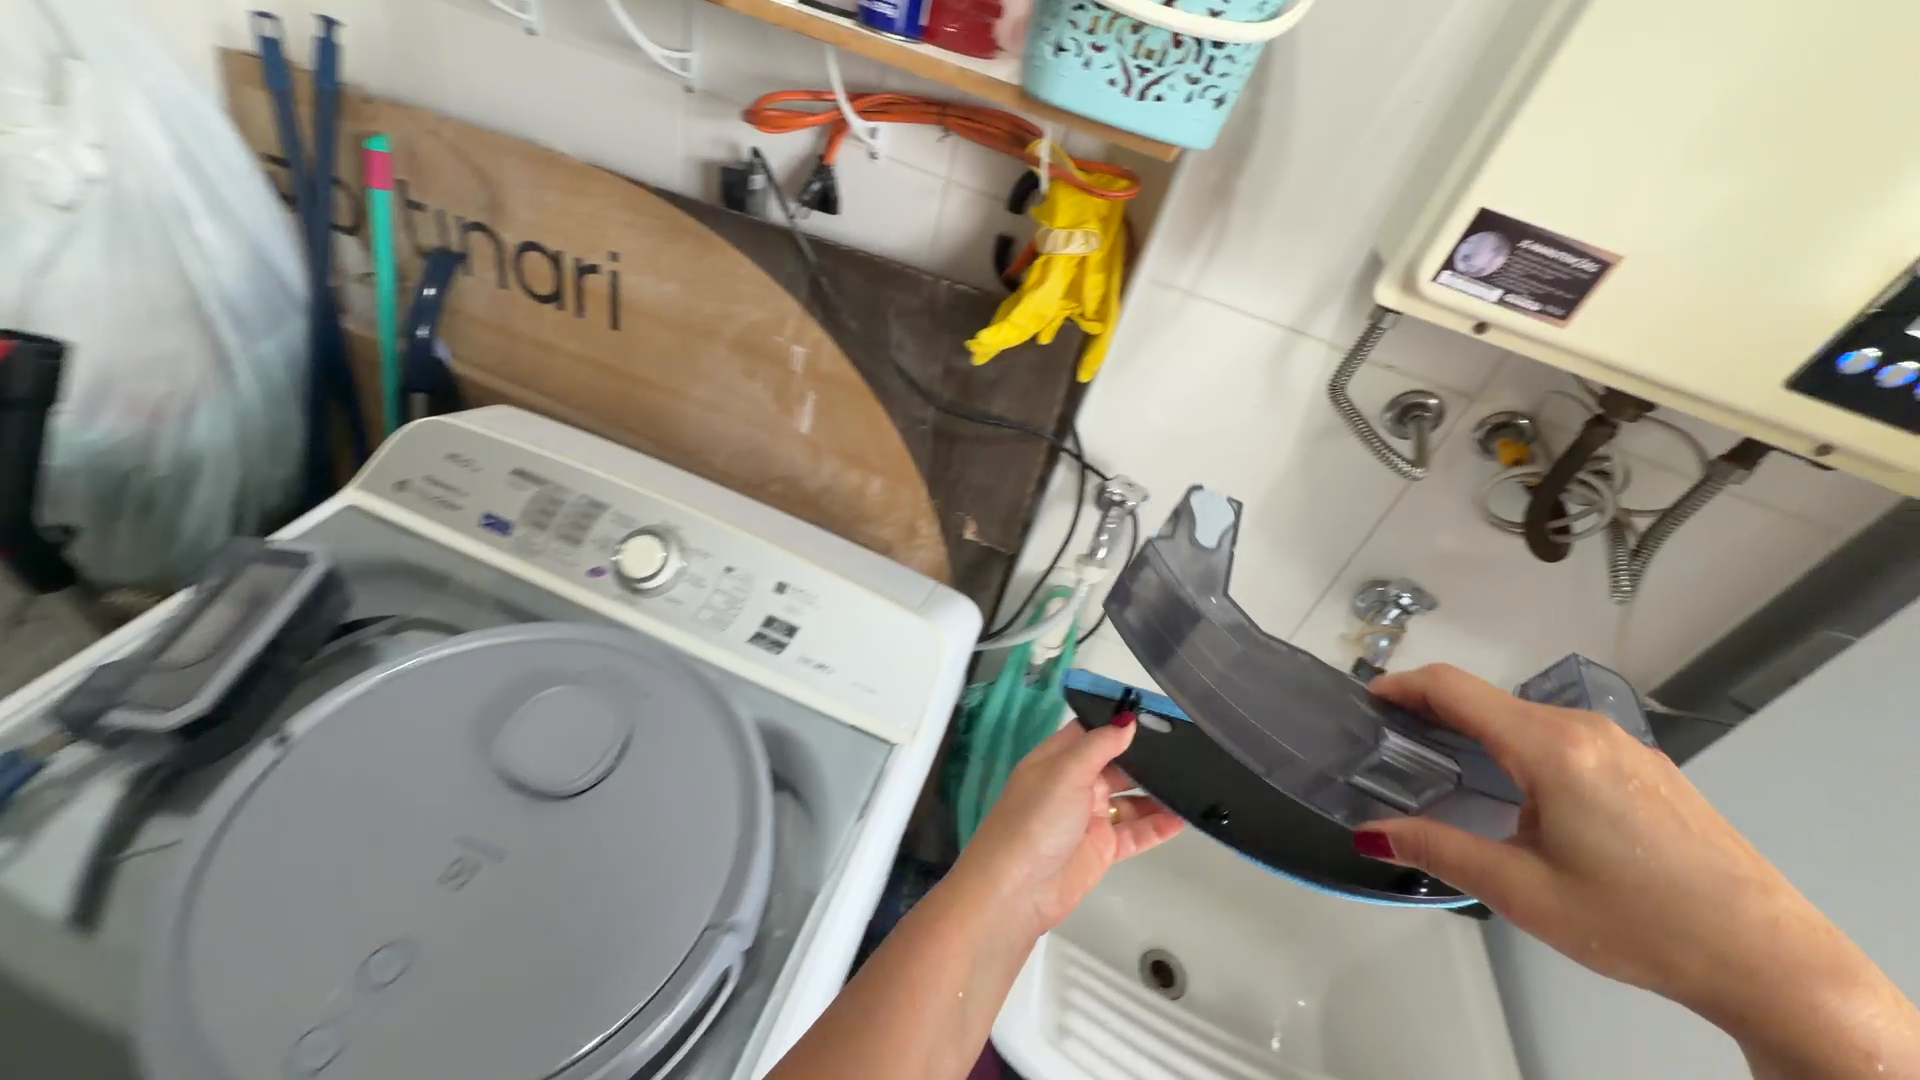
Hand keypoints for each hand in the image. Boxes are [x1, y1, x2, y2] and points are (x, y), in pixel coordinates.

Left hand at [954, 716, 1182, 936]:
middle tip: (1187, 746)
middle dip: (1144, 758)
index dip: (1118, 722)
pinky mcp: (1102, 849)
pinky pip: (1135, 833)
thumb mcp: (1065, 772)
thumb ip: (1100, 745)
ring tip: (1194, 782)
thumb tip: (1128, 720)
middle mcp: (1073, 785)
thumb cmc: (1036, 819)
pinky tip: (1183, 818)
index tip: (1156, 713)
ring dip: (1157, 793)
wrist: (1017, 889)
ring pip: (1130, 799)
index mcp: (1056, 760)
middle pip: (1115, 765)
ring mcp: (1088, 818)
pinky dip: (1157, 826)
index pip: (1090, 732)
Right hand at [1355, 665, 1919, 1076]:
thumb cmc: (1641, 923)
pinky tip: (1515, 794)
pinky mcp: (1647, 770)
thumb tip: (1371, 835)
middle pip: (1488, 700)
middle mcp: (1588, 731)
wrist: (1774, 961)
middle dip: (1433, 712)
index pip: (1453, 688)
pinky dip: (1518, 747)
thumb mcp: (1521, 890)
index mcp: (1551, 748)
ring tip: (1445, 770)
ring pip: (1527, 719)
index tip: (1366, 701)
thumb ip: (1436, 849)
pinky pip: (1564, 738)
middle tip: (1392, 744)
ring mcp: (1624, 747)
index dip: (1401, 686)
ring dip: (1477, 732)